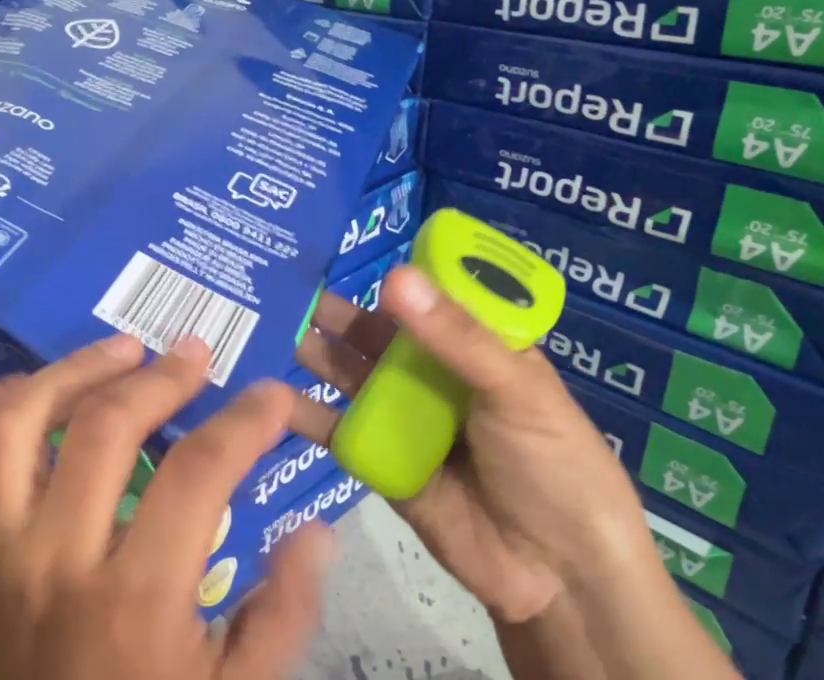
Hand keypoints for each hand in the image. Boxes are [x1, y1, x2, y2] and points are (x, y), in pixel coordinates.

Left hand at [0, 335, 335, 679]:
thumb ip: (282, 613)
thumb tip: (316, 530)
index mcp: (135, 600)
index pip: (197, 475)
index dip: (244, 423)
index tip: (273, 394)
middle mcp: (58, 558)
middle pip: (105, 429)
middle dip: (161, 379)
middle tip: (196, 354)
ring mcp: (2, 548)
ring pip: (18, 424)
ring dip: (72, 371)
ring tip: (121, 349)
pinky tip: (30, 387)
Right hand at [293, 267, 657, 623]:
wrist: (558, 575)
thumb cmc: (554, 465)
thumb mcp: (515, 389)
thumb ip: (453, 337)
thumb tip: (393, 276)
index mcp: (473, 347)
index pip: (423, 298)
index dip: (383, 275)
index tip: (337, 247)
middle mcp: (431, 375)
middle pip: (374, 334)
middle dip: (332, 312)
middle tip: (278, 284)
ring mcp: (401, 418)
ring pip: (347, 374)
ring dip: (312, 352)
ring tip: (265, 327)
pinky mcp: (377, 460)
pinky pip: (334, 428)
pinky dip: (301, 411)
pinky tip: (267, 395)